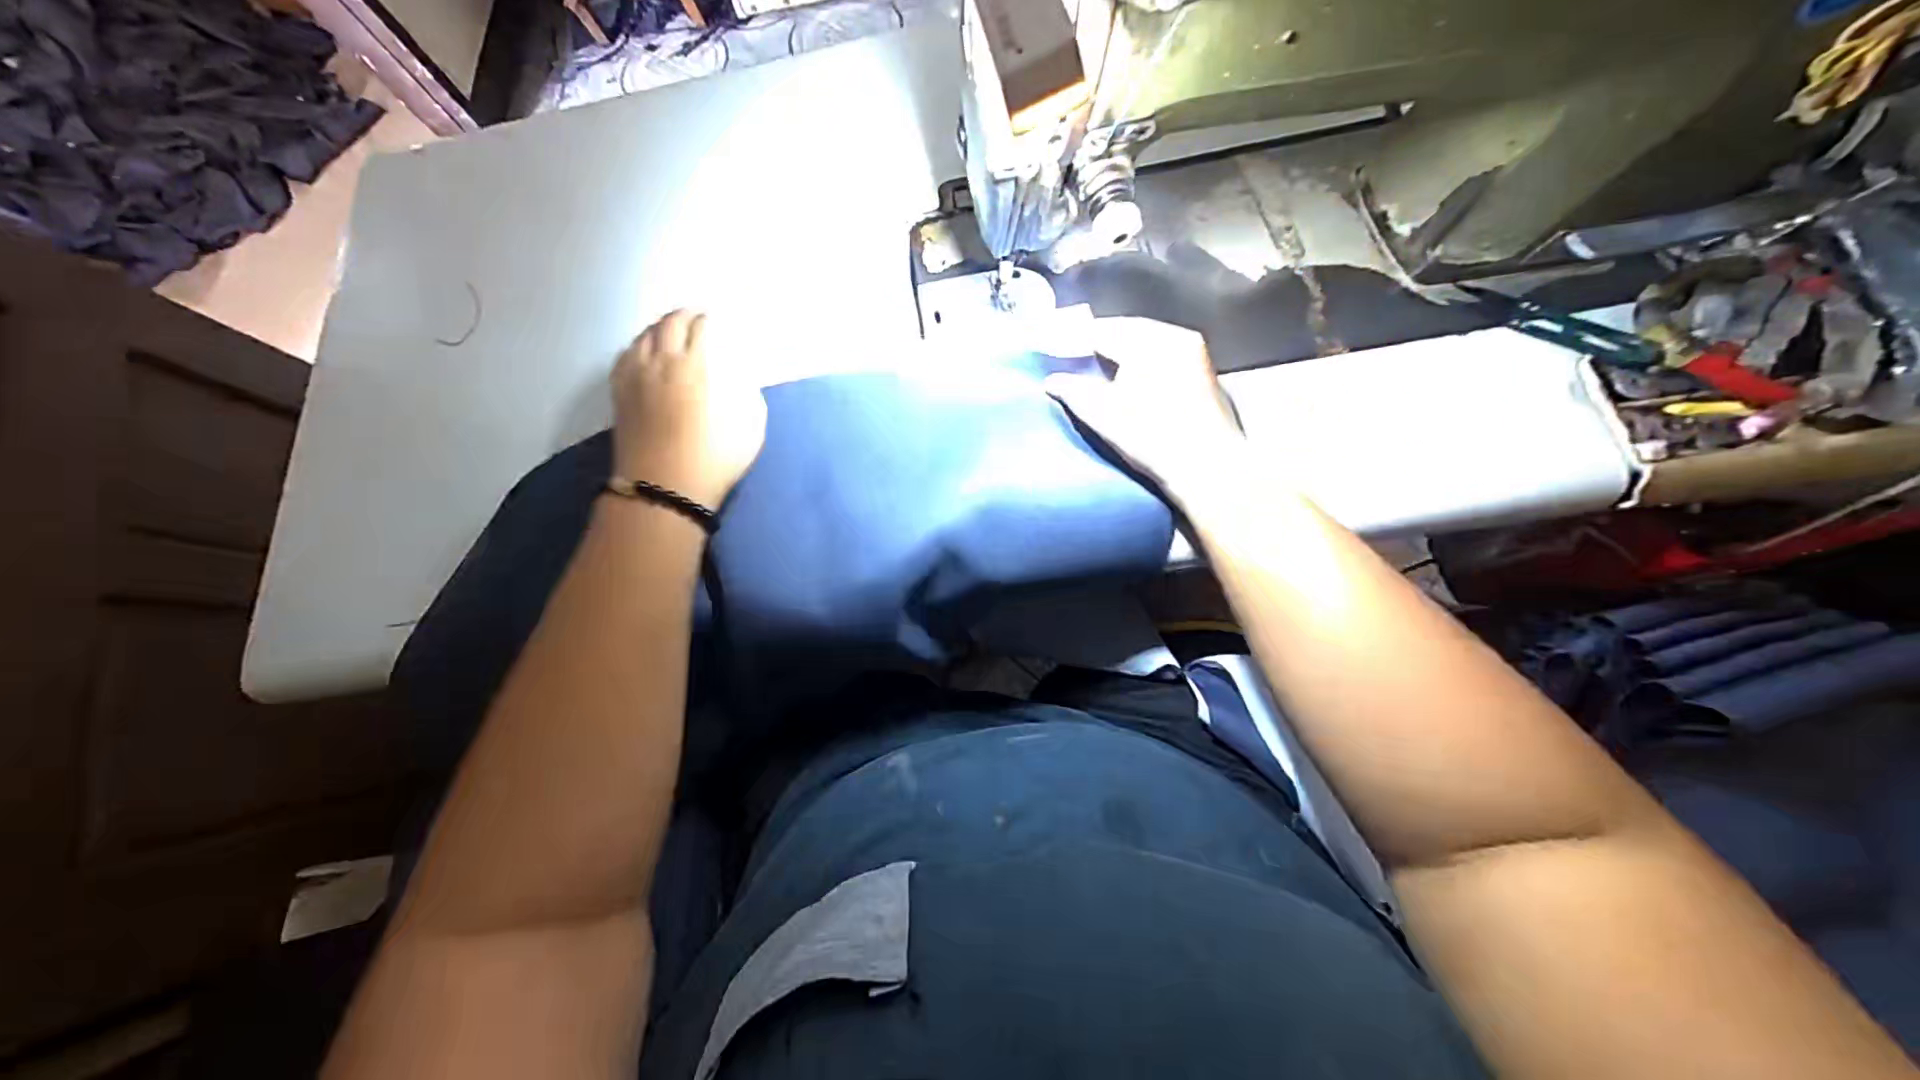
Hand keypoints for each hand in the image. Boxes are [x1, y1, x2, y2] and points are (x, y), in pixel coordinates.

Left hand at [610, 309, 766, 507]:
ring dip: (660, 327)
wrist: (664, 490)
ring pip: (644, 335)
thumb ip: (749, 397)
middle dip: (685, 315)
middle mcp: (662, 362)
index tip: (718, 321)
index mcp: (697, 368)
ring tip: (671, 331)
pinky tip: (645, 352)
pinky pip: (626, 355)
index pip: (701, 327)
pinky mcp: (619, 392)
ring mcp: (636, 375)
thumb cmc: (714, 461)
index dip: (710, 320)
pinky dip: (639, 345)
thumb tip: (742, 381)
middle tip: (696, 317)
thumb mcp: (751, 430)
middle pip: (670, 323)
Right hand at [1045, 317, 1244, 503]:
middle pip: (1127, 333)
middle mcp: (1177, 338)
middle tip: (1070, 356)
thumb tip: (1051, 380)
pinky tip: (1126, 382)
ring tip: (1095, 369)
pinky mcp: (1203, 377)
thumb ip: (1073, 390)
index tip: (1052, 347)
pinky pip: (1163, 360)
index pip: (1103, 330)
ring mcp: (1195, 356)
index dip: (1075, 339)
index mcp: (1152, 339)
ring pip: (1147, 346)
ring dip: (1121, 355)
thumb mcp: (1104, 414)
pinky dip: (1141, 366)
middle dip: (1099, 344)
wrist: (1209, 469)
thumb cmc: (1153, 435)